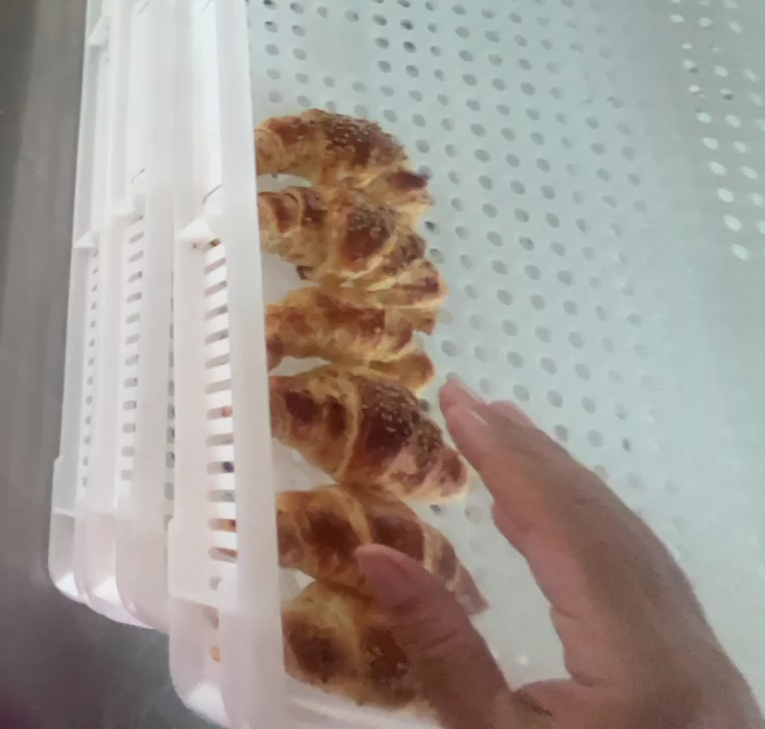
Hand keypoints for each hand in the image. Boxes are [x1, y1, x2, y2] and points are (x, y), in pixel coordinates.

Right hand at [355, 380, 761, 728]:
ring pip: (632, 545)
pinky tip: (536, 512)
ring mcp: (700, 664)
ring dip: (561, 479)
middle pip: (609, 527)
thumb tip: (370, 550)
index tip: (458, 405)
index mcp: (643, 668)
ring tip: (500, 431)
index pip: (572, 535)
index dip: (511, 462)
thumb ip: (438, 647)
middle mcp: (687, 654)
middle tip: (468, 398)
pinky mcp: (692, 674)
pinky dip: (583, 521)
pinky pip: (637, 572)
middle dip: (534, 453)